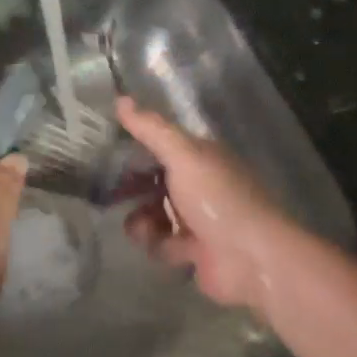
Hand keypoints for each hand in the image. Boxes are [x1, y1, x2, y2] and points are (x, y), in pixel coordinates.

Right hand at [117, 97, 298, 310]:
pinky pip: (162, 242)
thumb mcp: (183, 156)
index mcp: (201, 156)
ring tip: (140, 225)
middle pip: (155, 179)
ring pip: (155, 212)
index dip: (134, 144)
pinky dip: (155, 242)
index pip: (162, 143)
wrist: (252, 258)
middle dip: (132, 186)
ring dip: (141, 218)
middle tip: (108, 192)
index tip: (103, 149)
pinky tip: (154, 243)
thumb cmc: (218, 199)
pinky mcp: (194, 250)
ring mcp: (197, 218)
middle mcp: (200, 183)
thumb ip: (151, 130)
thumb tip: (120, 98)